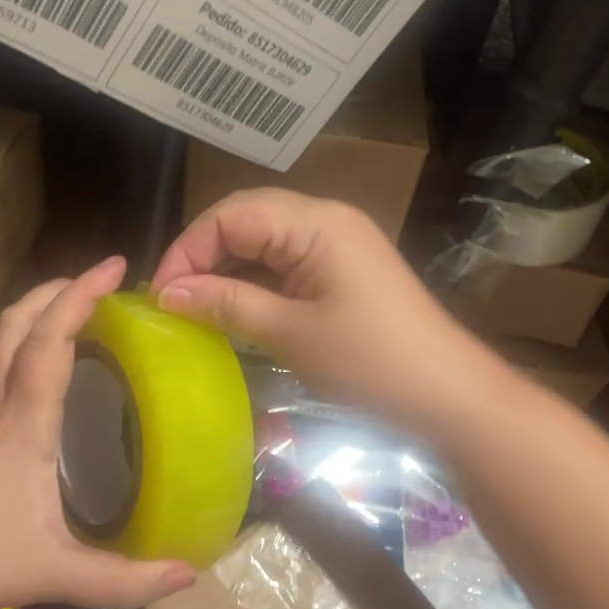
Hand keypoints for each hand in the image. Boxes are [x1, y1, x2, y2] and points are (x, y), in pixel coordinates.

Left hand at [0, 257, 195, 608]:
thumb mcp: (55, 574)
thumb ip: (125, 581)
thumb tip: (189, 577)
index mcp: (21, 427)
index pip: (49, 342)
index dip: (79, 297)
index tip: (114, 266)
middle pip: (15, 327)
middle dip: (54, 291)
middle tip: (97, 280)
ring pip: (1, 349)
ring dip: (37, 319)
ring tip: (78, 318)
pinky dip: (27, 355)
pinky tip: (48, 386)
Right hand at [149, 188, 490, 432]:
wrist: (447, 394)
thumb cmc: (370, 361)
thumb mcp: (290, 333)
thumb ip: (227, 304)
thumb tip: (166, 293)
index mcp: (315, 222)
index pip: (230, 215)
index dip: (188, 250)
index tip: (160, 296)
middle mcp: (325, 219)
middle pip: (245, 220)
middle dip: (202, 256)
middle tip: (172, 301)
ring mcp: (336, 244)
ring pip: (263, 242)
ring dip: (226, 270)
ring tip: (194, 309)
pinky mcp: (341, 272)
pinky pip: (285, 263)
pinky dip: (254, 283)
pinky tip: (232, 311)